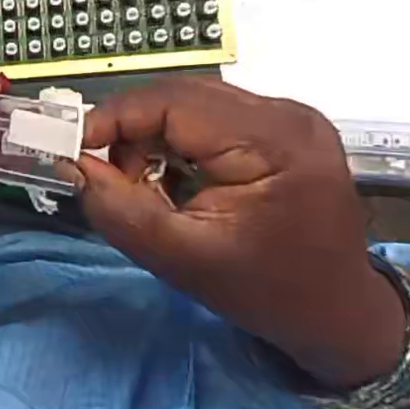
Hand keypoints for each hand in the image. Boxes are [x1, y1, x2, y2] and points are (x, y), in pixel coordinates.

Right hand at [69, 79, 409, 389]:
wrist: (336, 313)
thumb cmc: (263, 290)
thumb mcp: (177, 258)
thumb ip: (116, 208)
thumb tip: (72, 164)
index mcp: (272, 140)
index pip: (170, 101)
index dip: (112, 119)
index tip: (74, 150)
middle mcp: (284, 112)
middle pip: (178, 95)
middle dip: (130, 131)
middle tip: (110, 176)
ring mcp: (286, 116)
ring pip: (187, 102)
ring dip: (150, 137)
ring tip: (150, 186)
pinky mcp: (280, 127)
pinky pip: (206, 117)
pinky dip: (174, 142)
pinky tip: (179, 179)